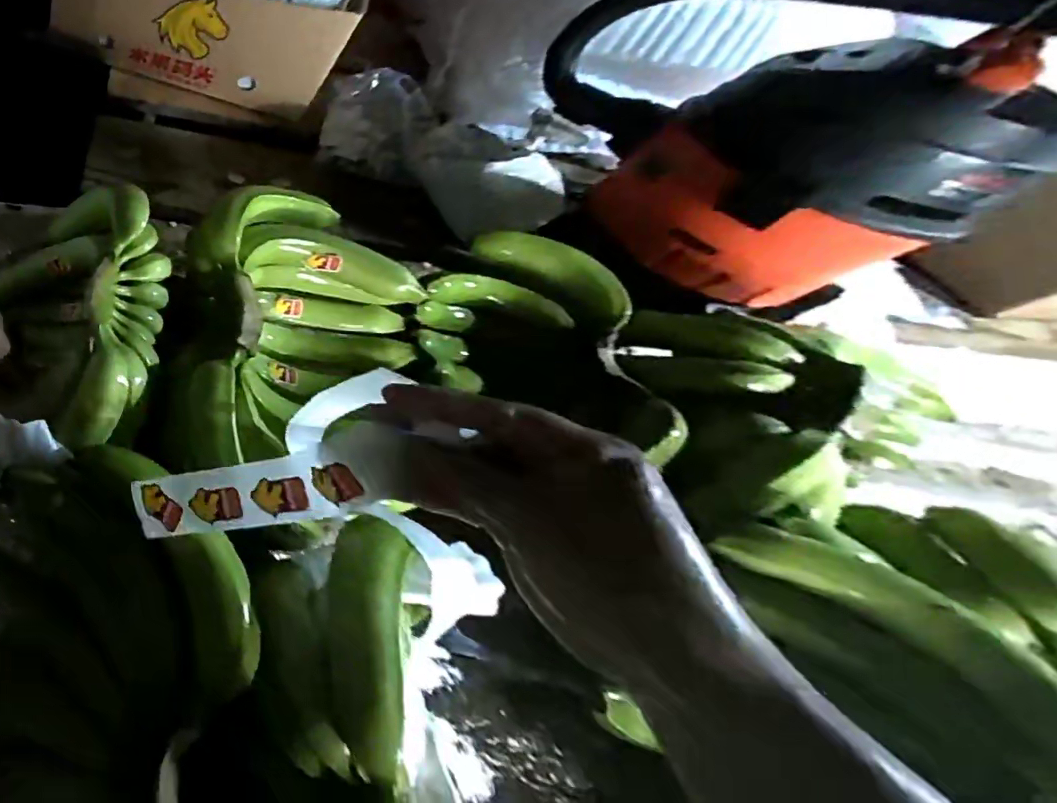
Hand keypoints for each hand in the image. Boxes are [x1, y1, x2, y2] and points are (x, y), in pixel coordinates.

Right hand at [378, 385, 750, 687]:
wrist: (675, 663)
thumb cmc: (606, 574)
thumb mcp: (530, 521)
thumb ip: (465, 479)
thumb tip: (406, 449)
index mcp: (583, 449)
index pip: (501, 415)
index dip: (442, 404)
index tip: (391, 394)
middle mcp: (571, 467)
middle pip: (490, 442)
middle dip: (435, 434)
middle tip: (381, 424)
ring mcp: (559, 503)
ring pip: (488, 476)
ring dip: (440, 469)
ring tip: (388, 457)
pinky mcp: (548, 536)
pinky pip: (494, 506)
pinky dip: (458, 500)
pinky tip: (421, 493)